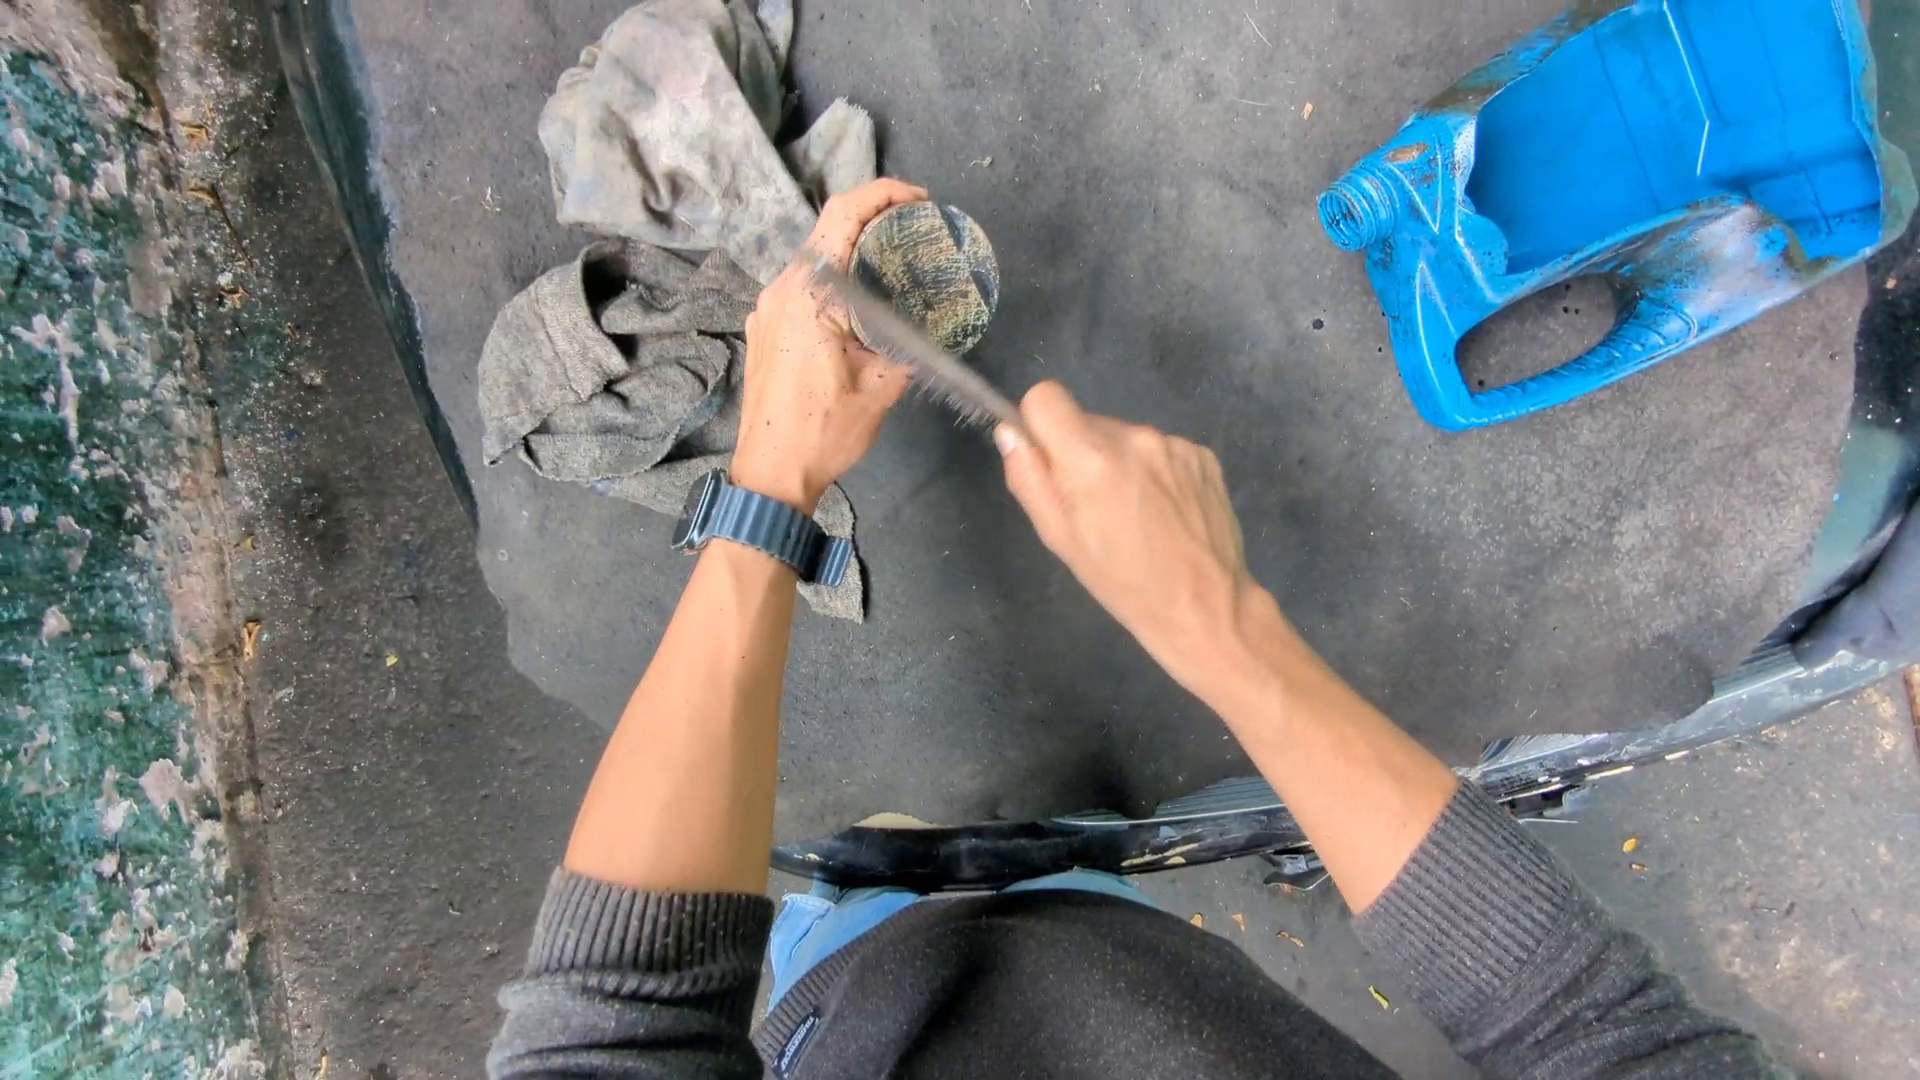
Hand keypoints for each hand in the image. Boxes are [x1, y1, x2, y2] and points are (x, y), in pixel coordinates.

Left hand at [732, 178, 929, 511]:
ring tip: (893, 273)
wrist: (770, 475)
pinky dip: (834, 287)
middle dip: (874, 227)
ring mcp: (765, 311)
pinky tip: (859, 309)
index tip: (918, 201)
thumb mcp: (880, 389)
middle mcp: (779, 291)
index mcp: (808, 295)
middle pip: (827, 236)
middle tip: (914, 237)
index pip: (842, 215)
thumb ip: (903, 348)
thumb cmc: (823, 433)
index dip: (882, 194)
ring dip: (853, 260)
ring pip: (815, 266)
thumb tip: (921, 333)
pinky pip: (802, 293)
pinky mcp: (763, 332)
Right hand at [998, 382, 1262, 694]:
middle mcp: (1134, 437)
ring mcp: (1174, 443)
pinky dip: (1153, 472)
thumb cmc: (1121, 582)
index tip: (1048, 460)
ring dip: (1118, 463)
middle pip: (1086, 420)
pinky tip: (1163, 511)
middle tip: (1094, 506)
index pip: (1045, 396)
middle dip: (1080, 453)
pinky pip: (1159, 449)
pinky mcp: (1202, 454)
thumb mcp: (1059, 539)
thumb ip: (1029, 478)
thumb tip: (1010, 431)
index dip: (1039, 425)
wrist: (1205, 605)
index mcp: (1092, 459)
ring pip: (1123, 437)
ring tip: (1134, 513)